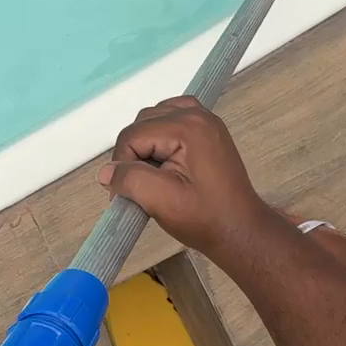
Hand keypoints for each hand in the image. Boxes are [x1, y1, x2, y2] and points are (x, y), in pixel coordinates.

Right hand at [97, 96, 281, 262]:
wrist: (239, 230)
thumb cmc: (203, 219)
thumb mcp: (160, 201)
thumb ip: (129, 180)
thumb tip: (106, 172)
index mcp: (188, 128)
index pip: (132, 135)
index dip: (122, 166)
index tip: (125, 196)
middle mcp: (197, 115)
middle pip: (142, 123)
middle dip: (132, 155)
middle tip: (136, 188)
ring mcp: (205, 120)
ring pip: (154, 119)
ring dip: (144, 145)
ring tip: (150, 176)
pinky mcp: (207, 130)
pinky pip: (171, 120)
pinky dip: (159, 136)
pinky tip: (161, 160)